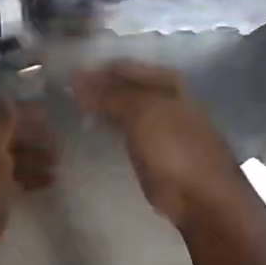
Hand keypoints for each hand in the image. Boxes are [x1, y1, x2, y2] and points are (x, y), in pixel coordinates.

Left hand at [0, 101, 57, 256]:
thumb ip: (2, 124)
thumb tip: (5, 97)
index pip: (7, 122)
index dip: (27, 119)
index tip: (50, 119)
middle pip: (15, 142)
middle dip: (37, 143)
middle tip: (59, 149)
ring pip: (20, 161)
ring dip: (39, 161)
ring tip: (59, 167)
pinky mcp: (0, 193)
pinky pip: (21, 180)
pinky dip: (35, 179)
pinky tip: (51, 182)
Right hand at [74, 61, 237, 226]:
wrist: (200, 197)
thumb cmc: (175, 149)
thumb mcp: (142, 113)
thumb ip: (110, 95)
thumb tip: (77, 82)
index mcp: (168, 84)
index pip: (125, 67)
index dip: (98, 70)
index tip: (68, 76)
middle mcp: (164, 99)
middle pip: (124, 86)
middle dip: (97, 86)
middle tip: (65, 92)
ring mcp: (158, 125)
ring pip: (122, 107)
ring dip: (100, 106)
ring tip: (72, 107)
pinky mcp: (150, 149)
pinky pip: (123, 128)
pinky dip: (105, 125)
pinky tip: (89, 128)